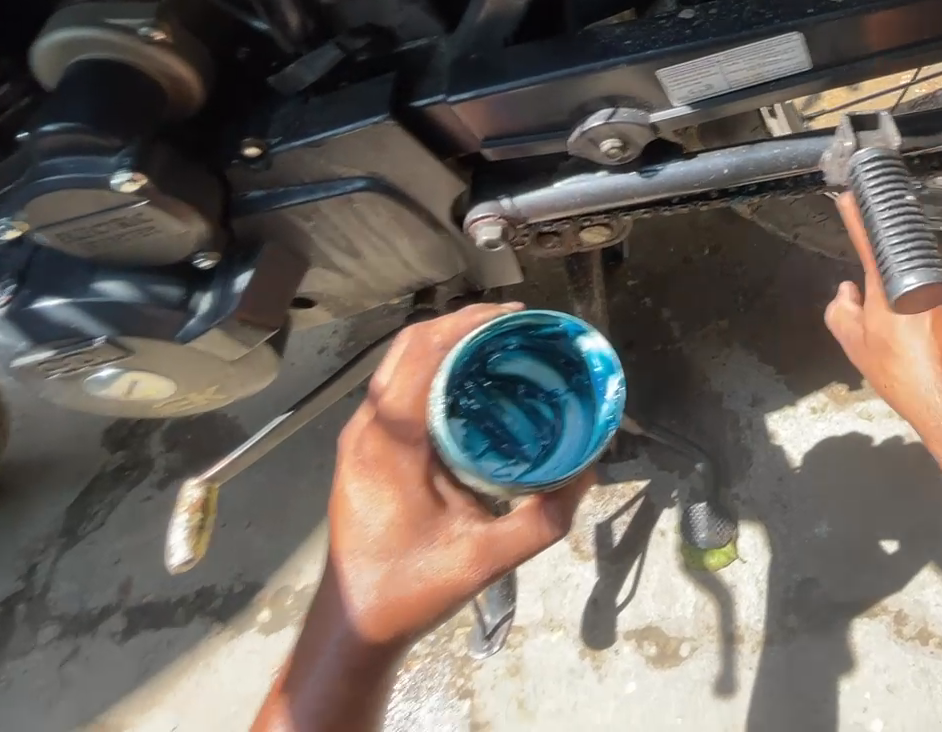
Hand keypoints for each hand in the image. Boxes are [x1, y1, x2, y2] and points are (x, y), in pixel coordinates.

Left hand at [320, 302, 594, 651]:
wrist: (352, 628)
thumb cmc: (409, 589)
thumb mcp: (484, 559)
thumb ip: (543, 519)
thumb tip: (588, 471)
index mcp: (389, 443)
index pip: (422, 354)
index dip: (467, 322)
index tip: (514, 315)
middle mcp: (369, 429)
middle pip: (409, 345)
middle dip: (461, 321)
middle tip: (514, 323)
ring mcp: (363, 437)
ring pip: (400, 362)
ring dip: (447, 340)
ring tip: (499, 341)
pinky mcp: (368, 447)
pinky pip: (400, 385)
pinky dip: (436, 365)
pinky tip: (473, 381)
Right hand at [822, 193, 941, 432]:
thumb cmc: (905, 376)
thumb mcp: (857, 349)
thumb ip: (841, 311)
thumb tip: (849, 289)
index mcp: (893, 277)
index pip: (871, 233)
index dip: (858, 213)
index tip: (852, 195)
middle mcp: (932, 264)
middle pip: (912, 256)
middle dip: (904, 273)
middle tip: (904, 313)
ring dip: (936, 286)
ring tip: (938, 328)